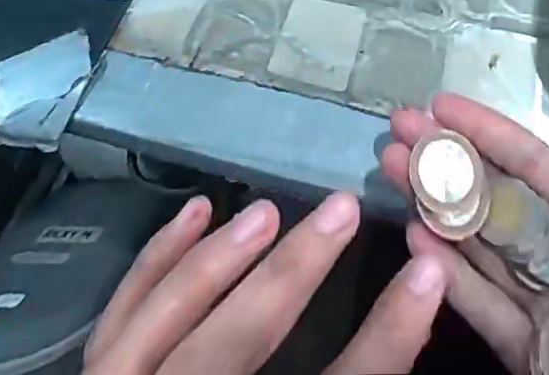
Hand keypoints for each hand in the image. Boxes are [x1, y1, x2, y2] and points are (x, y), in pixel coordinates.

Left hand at [84, 191, 450, 374]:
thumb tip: (402, 339)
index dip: (388, 338)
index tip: (428, 275)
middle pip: (239, 342)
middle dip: (295, 270)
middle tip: (345, 206)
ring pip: (168, 320)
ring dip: (222, 259)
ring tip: (268, 210)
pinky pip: (120, 315)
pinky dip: (157, 258)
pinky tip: (196, 209)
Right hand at [381, 94, 548, 374]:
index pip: (541, 171)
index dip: (491, 135)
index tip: (443, 104)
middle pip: (501, 202)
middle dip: (450, 162)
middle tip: (399, 130)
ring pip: (484, 250)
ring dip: (438, 208)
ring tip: (394, 170)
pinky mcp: (539, 364)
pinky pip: (488, 314)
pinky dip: (450, 278)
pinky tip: (418, 241)